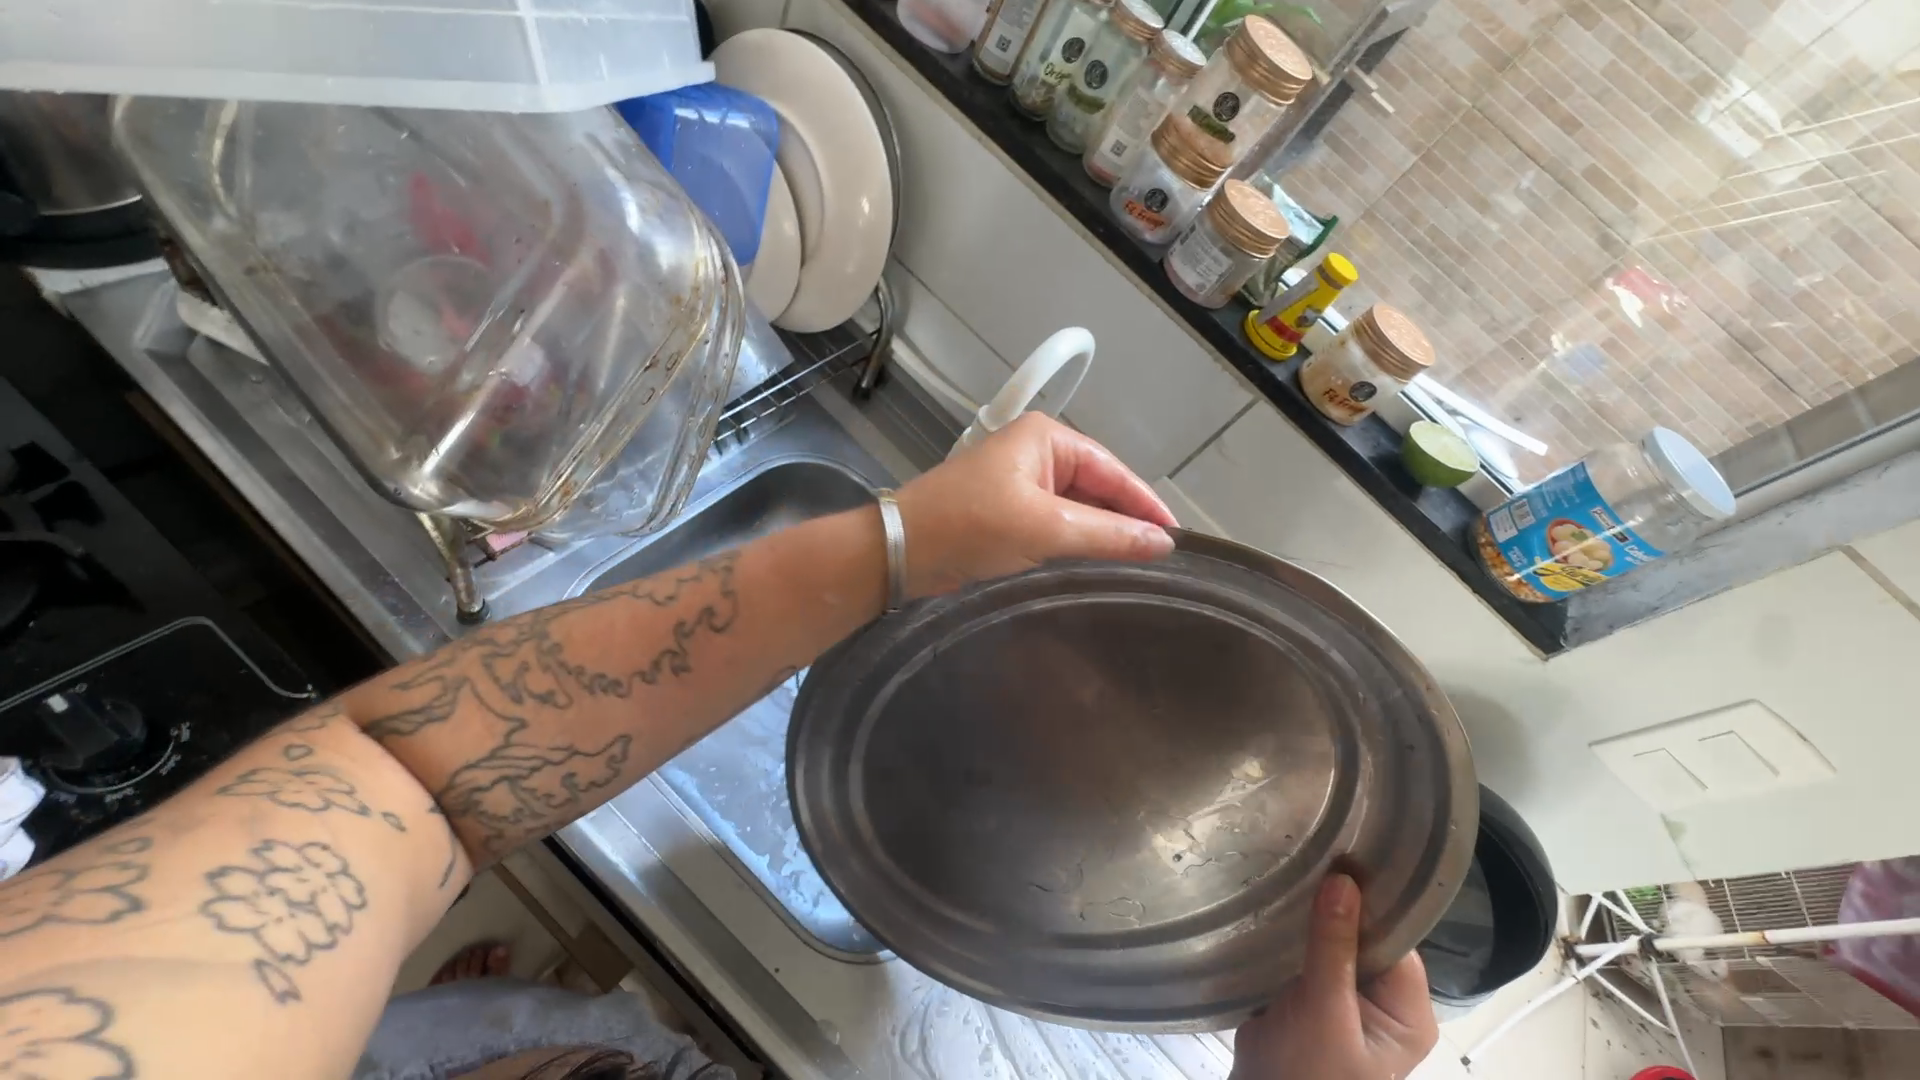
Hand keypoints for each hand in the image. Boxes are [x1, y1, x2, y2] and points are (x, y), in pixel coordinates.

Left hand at [894, 413, 1176, 597]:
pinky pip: (1053, 522)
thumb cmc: (972, 527)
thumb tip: (1163, 543)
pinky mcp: (1004, 512)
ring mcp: (1017, 482)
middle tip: (1160, 555)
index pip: (1111, 469)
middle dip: (1124, 518)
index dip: (1145, 503)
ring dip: (1100, 532)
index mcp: (1045, 438)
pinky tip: (1094, 562)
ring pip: (1075, 506)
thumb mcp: (1045, 529)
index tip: (1177, 537)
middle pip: (1095, 485)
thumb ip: (1107, 535)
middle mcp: (1034, 452)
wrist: (901, 551)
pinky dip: (1074, 540)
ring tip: (1137, 563)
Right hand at [1231, 874, 1438, 1079]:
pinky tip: (1277, 902)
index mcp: (1408, 1014)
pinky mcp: (1311, 994)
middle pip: (1367, 937)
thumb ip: (1333, 945)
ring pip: (1335, 941)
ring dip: (1313, 915)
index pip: (1398, 942)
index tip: (1340, 862)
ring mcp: (1346, 998)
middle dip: (1338, 905)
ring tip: (1291, 870)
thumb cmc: (1306, 1072)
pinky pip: (1309, 951)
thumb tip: (1343, 879)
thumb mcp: (1323, 1009)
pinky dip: (1295, 930)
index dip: (1372, 905)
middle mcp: (1384, 1003)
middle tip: (1311, 857)